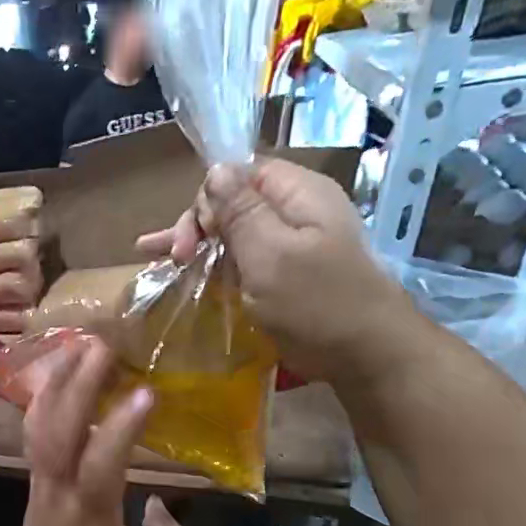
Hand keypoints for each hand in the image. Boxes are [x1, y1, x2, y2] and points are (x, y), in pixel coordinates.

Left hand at [3, 340, 187, 525]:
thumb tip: (161, 501)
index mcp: (88, 515)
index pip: (101, 466)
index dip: (121, 430)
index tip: (146, 393)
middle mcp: (58, 488)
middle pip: (59, 432)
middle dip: (79, 386)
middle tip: (104, 345)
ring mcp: (41, 475)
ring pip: (42, 422)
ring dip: (60, 379)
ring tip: (82, 340)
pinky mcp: (35, 469)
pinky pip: (36, 425)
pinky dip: (48, 391)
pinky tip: (62, 364)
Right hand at [136, 159, 411, 381]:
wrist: (365, 356)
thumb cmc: (316, 303)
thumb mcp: (271, 254)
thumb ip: (240, 211)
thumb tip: (216, 168)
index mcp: (298, 193)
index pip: (240, 173)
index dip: (208, 199)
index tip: (191, 240)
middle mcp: (296, 212)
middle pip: (235, 204)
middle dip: (199, 226)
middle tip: (175, 260)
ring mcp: (293, 247)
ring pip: (236, 235)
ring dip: (201, 246)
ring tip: (159, 261)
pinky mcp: (288, 278)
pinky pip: (246, 263)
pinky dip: (218, 268)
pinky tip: (188, 275)